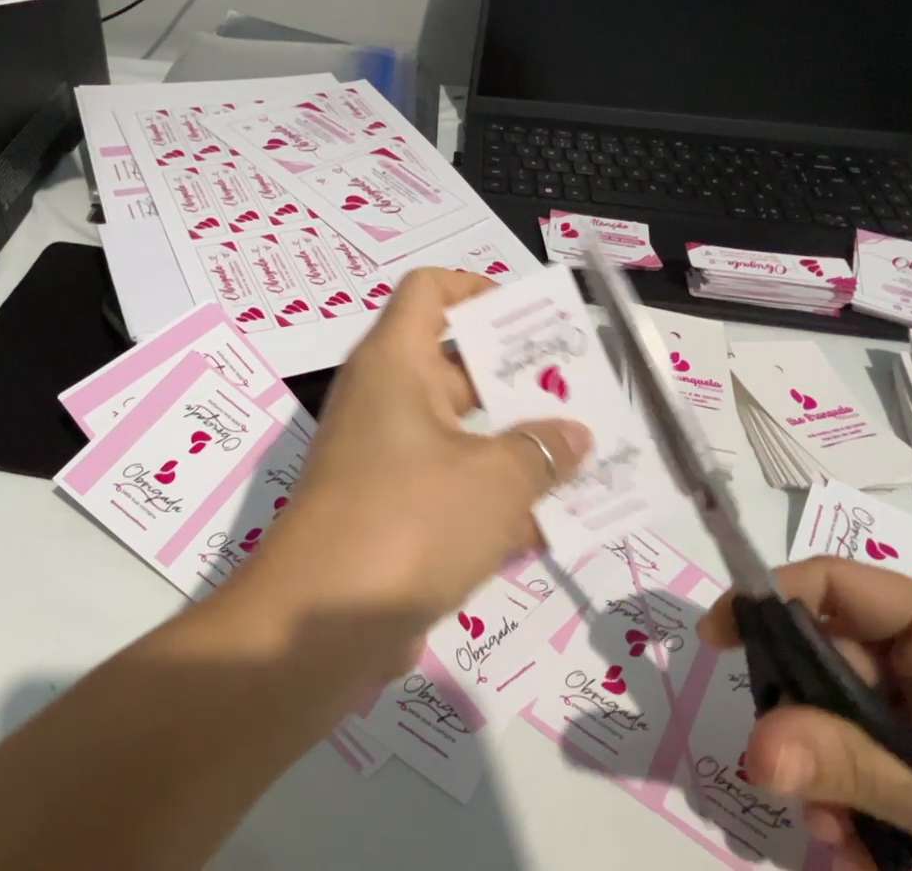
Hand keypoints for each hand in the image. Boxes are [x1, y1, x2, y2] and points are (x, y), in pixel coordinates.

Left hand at [234, 269, 590, 675]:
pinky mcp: (389, 513)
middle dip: (521, 379)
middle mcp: (384, 402)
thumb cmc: (410, 521)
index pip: (429, 291)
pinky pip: (450, 488)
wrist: (321, 622)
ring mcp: (383, 460)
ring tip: (590, 460)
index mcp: (396, 364)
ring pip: (461, 434)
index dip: (479, 288)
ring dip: (518, 447)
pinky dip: (494, 499)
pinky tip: (554, 526)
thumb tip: (572, 434)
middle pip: (456, 364)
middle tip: (587, 395)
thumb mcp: (494, 480)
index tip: (534, 317)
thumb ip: (542, 450)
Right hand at [698, 557, 911, 870]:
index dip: (767, 601)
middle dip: (804, 728)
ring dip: (830, 782)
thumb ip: (855, 767)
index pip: (836, 584)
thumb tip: (752, 750)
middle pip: (830, 663)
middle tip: (794, 794)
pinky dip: (860, 807)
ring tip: (845, 847)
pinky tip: (871, 856)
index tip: (716, 643)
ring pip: (846, 723)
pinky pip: (877, 764)